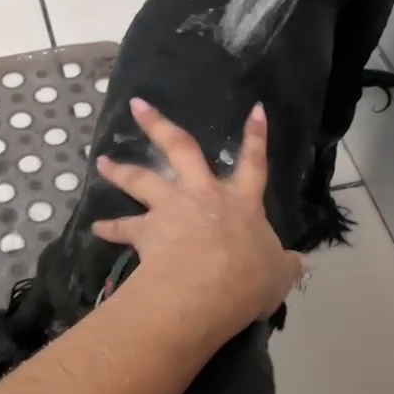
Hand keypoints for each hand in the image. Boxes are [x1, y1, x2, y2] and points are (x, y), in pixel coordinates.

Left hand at [90, 98, 303, 339]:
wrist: (209, 288)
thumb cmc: (249, 279)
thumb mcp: (278, 275)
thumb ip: (283, 265)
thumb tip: (298, 264)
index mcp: (242, 204)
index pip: (254, 164)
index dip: (257, 137)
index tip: (255, 109)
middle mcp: (204, 196)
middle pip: (182, 150)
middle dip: (160, 125)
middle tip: (138, 105)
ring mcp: (172, 209)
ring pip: (143, 180)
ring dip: (120, 170)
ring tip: (102, 162)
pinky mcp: (147, 231)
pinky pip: (125, 228)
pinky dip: (109, 228)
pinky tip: (96, 228)